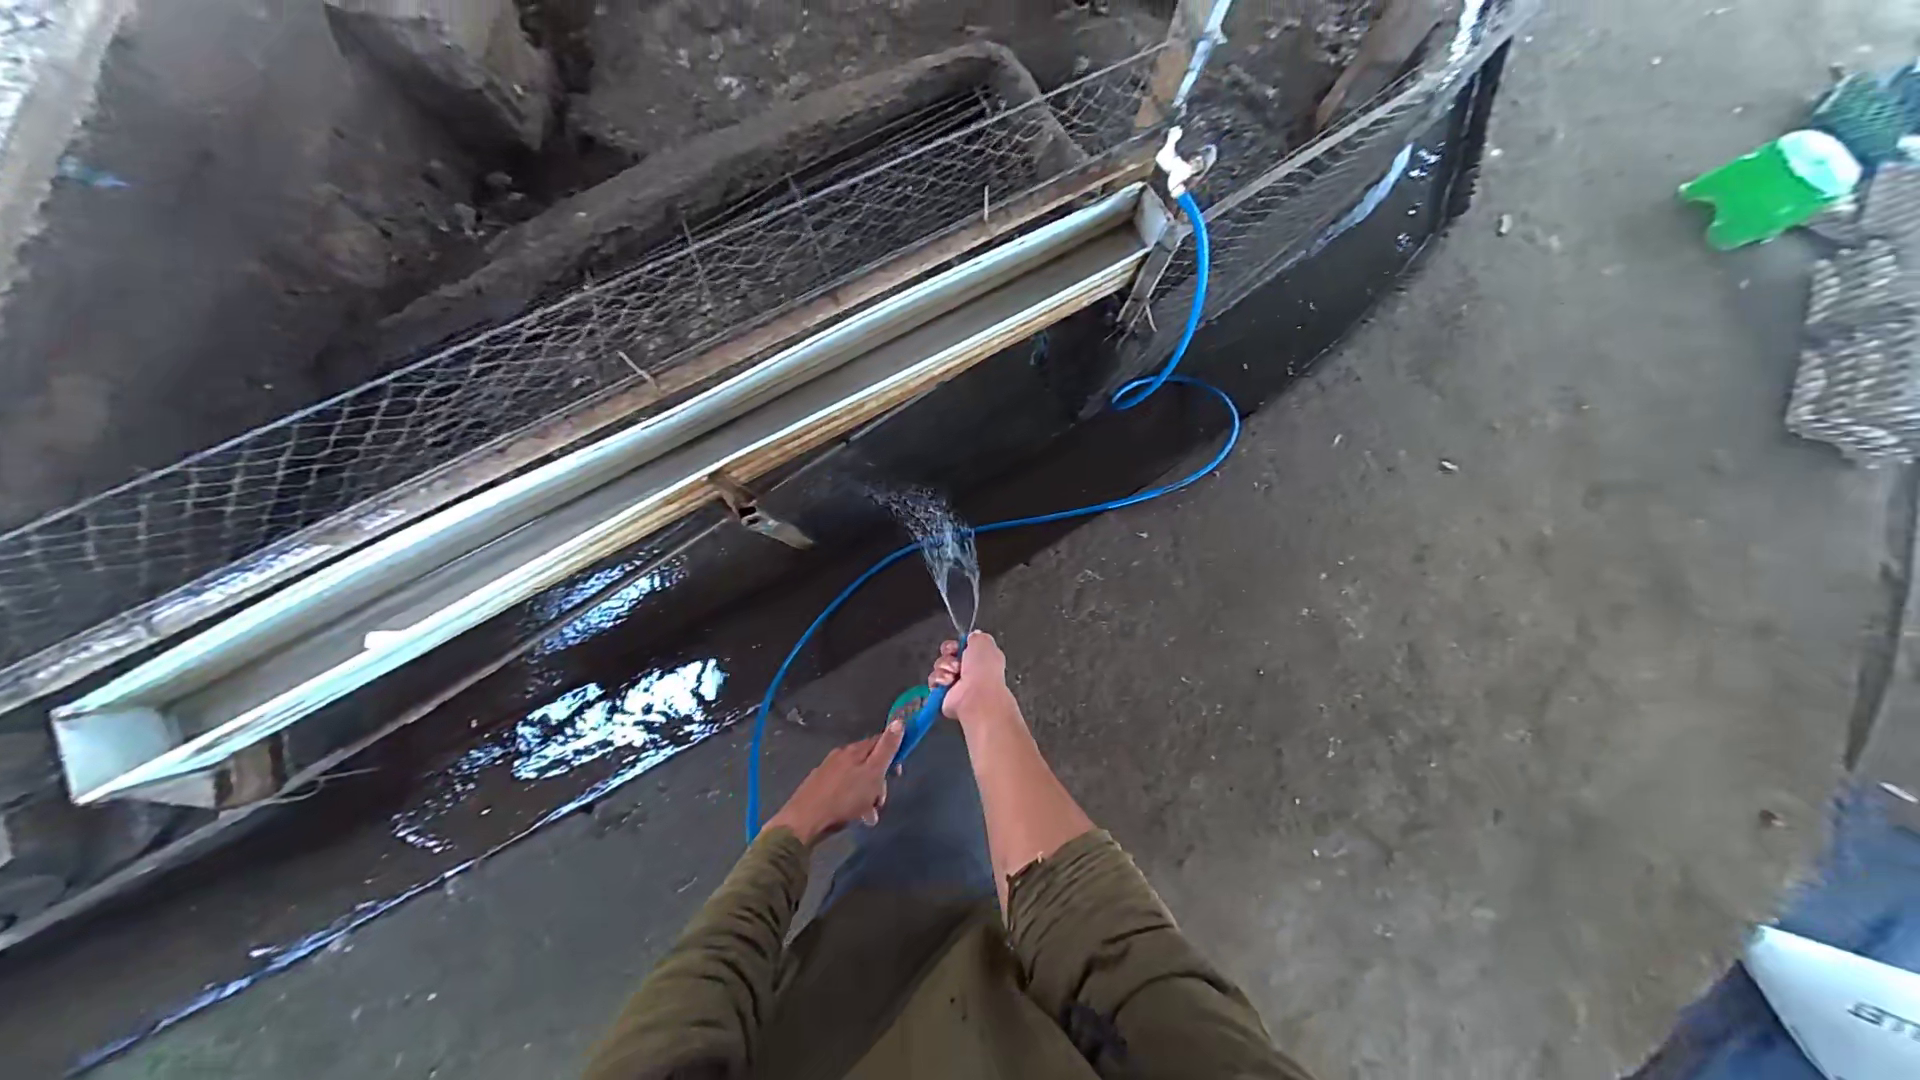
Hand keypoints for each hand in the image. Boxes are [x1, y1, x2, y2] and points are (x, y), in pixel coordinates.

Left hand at [764, 719, 904, 844]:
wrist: (804, 819)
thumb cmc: (844, 797)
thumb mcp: (873, 772)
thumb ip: (887, 748)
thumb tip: (899, 720)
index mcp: (854, 750)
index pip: (879, 742)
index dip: (892, 755)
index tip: (897, 773)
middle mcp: (840, 755)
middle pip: (868, 763)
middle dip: (878, 782)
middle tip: (880, 802)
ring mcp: (827, 771)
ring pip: (856, 779)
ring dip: (866, 796)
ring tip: (868, 816)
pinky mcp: (819, 787)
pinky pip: (843, 790)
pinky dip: (852, 801)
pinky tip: (853, 816)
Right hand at [929, 631, 1012, 722]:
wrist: (977, 696)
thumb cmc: (983, 669)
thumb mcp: (984, 643)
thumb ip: (977, 636)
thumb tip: (973, 636)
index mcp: (980, 659)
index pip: (960, 647)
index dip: (954, 645)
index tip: (955, 648)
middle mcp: (968, 671)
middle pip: (947, 656)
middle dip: (948, 656)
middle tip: (955, 664)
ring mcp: (955, 684)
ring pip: (938, 667)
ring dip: (943, 668)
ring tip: (953, 675)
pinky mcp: (943, 695)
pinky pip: (933, 682)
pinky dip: (938, 680)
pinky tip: (947, 683)